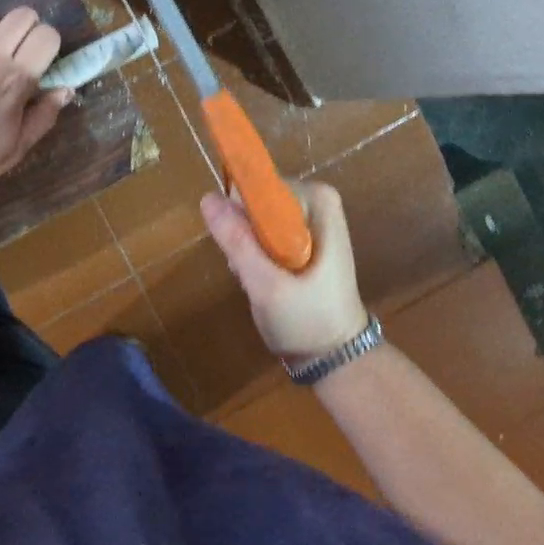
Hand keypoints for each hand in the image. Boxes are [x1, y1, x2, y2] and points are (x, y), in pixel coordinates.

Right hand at [201, 182, 367, 362]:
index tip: (245, 255)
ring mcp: (311, 219)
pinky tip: (267, 283)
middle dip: (245, 238)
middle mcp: (316, 200)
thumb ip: (237, 241)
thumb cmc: (307, 320)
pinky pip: (263, 233)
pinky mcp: (303, 237)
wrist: (337, 357)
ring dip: (249, 252)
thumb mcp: (266, 285)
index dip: (241, 219)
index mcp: (318, 200)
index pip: (256, 187)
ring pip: (254, 220)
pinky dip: (256, 258)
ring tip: (263, 284)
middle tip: (256, 276)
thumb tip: (207, 197)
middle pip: (254, 202)